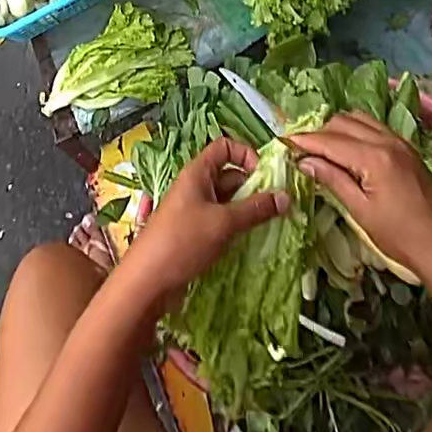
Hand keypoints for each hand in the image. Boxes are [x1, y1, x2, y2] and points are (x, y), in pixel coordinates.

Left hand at [120, 136, 287, 308]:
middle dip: (253, 186)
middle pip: (230, 175)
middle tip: (275, 204)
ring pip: (227, 200)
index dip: (246, 154)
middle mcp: (195, 187)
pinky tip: (249, 238)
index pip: (225, 147)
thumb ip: (256, 209)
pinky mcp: (193, 233)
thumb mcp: (224, 222)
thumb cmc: (182, 242)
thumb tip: (286, 197)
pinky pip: (220, 220)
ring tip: (268, 222)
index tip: (263, 175)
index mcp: (197, 173)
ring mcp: (194, 211)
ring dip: (247, 209)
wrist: (145, 285)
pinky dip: (236, 225)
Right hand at [285, 112, 431, 286]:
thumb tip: (305, 162)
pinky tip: (347, 148)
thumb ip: (333, 180)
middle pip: (344, 122)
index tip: (283, 143)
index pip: (331, 140)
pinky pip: (375, 127)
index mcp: (374, 156)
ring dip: (338, 128)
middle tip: (300, 150)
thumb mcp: (360, 211)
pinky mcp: (407, 149)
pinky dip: (356, 131)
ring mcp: (400, 142)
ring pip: (360, 120)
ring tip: (321, 148)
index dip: (305, 140)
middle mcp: (387, 140)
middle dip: (319, 132)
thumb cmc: (400, 236)